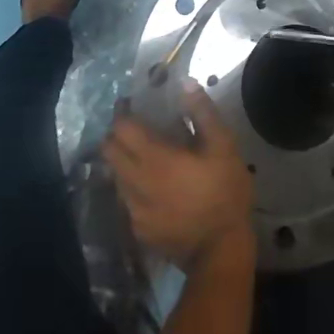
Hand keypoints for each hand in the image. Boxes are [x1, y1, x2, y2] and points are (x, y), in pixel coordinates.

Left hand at [103, 83, 254, 271]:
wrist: (220, 250)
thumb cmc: (224, 192)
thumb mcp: (223, 146)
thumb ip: (202, 112)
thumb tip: (185, 83)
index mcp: (154, 158)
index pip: (121, 129)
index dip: (123, 113)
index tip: (131, 104)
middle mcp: (135, 182)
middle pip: (109, 151)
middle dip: (117, 135)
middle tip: (135, 127)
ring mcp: (133, 209)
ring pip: (115, 176)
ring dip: (124, 161)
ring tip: (145, 157)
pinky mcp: (138, 230)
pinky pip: (127, 200)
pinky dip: (133, 187)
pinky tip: (154, 189)